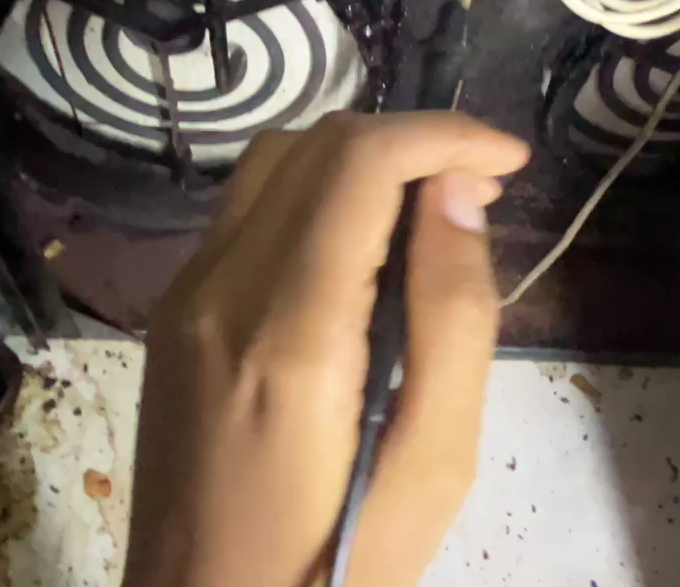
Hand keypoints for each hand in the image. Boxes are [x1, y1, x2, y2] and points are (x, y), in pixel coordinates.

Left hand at [123, 111, 529, 586]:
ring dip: (358, 158)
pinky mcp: (174, 303)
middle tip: (475, 184)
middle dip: (408, 140)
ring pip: (275, 160)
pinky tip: (356, 241)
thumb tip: (454, 191)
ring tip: (422, 205)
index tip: (505, 158)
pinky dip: (315, 189)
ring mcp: (185, 290)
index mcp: (289, 330)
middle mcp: (220, 285)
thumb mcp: (436, 461)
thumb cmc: (337, 562)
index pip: (358, 163)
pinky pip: (249, 205)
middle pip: (315, 145)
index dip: (440, 134)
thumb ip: (453, 315)